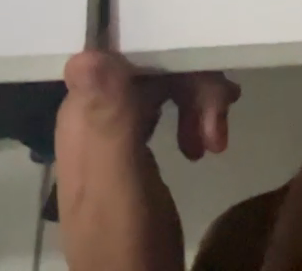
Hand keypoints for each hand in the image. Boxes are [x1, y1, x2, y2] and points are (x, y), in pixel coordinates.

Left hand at [54, 51, 239, 270]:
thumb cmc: (125, 247)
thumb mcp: (121, 185)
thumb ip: (108, 120)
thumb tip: (84, 54)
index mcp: (82, 114)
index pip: (125, 53)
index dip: (167, 57)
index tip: (203, 78)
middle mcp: (95, 113)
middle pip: (151, 65)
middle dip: (193, 86)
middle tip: (218, 127)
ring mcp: (115, 130)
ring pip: (165, 83)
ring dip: (199, 102)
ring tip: (216, 141)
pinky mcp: (135, 147)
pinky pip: (169, 106)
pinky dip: (194, 115)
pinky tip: (206, 144)